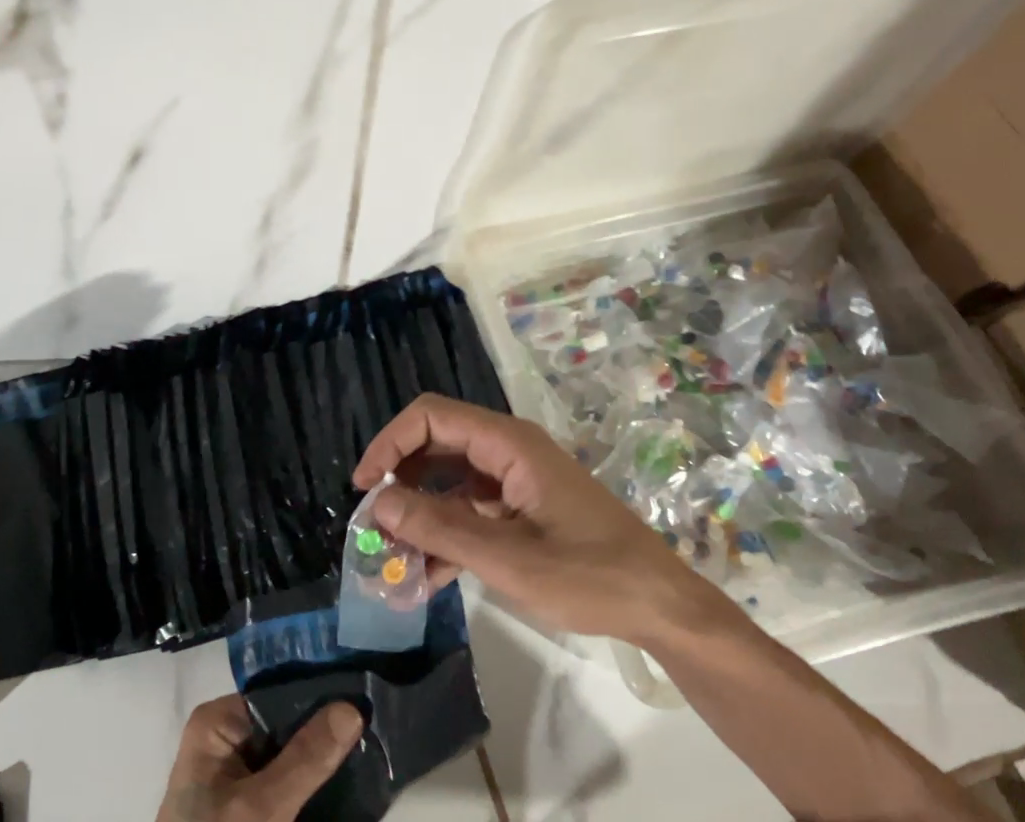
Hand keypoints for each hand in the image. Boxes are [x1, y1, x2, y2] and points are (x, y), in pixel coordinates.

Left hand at [156, 696, 363, 821]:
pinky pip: (286, 780)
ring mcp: (236, 770)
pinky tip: (345, 785)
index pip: (279, 696)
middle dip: (326, 735)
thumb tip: (352, 707)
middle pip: (287, 725)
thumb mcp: (262, 806)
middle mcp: (226, 737)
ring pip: (291, 755)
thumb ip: (306, 759)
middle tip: (374, 735)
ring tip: (370, 757)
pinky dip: (310, 786)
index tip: (365, 705)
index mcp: (218, 722)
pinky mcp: (246, 800)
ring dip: (323, 763)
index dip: (322, 701)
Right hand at [353, 393, 714, 643]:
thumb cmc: (590, 576)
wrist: (661, 606)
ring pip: (449, 481)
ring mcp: (517, 480)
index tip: (363, 487)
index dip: (390, 444)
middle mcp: (510, 452)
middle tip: (372, 526)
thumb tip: (377, 502)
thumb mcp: (507, 558)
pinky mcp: (523, 509)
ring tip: (393, 557)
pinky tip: (426, 576)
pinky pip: (470, 509)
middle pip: (436, 446)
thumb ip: (439, 527)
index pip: (431, 417)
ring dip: (418, 514)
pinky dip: (445, 534)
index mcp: (510, 444)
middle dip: (399, 482)